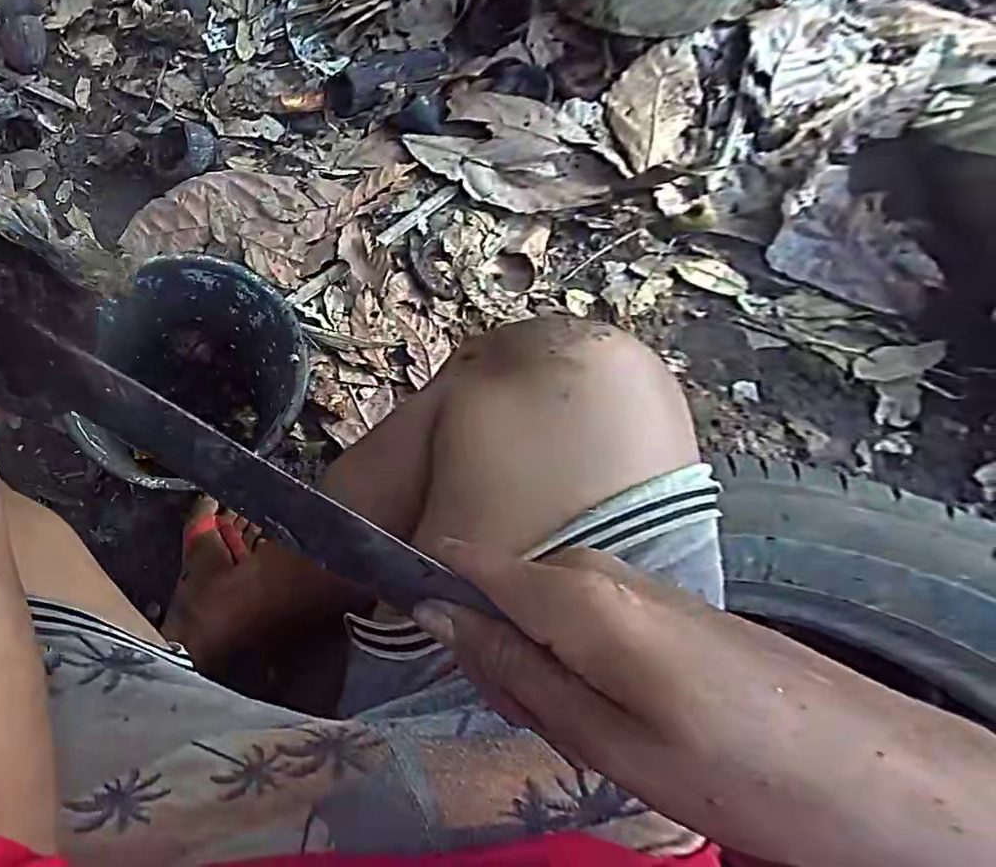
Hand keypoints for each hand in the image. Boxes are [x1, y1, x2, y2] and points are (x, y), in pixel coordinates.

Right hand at [413, 541, 995, 866]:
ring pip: (532, 605)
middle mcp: (589, 566)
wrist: (916, 788)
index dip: (433, 596)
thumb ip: (507, 667)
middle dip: (500, 651)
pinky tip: (631, 709)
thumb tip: (432, 612)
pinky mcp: (657, 595)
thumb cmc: (745, 773)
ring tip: (602, 726)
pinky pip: (577, 610)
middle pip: (492, 591)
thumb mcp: (604, 740)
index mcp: (568, 593)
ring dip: (540, 660)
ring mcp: (628, 577)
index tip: (462, 660)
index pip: (456, 559)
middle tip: (551, 720)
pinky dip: (578, 655)